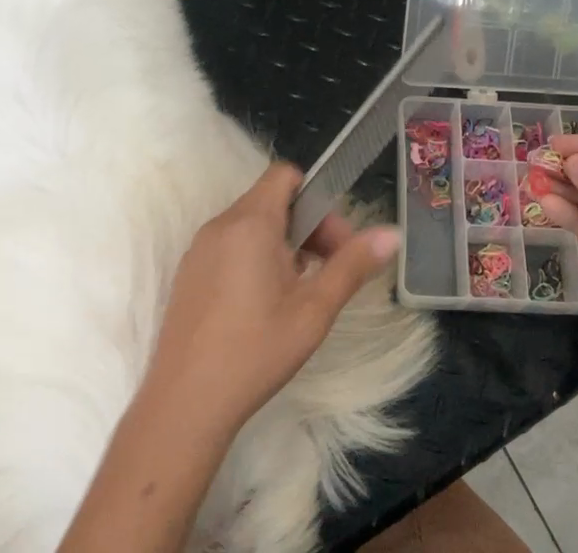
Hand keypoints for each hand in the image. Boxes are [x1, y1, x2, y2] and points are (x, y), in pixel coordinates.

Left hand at [145, 162, 400, 427]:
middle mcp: (219, 226)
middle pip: (271, 200)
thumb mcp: (315, 310)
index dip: (317, 197)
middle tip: (327, 272)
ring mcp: (198, 250)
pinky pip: (229, 246)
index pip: (285, 174)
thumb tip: (392, 234)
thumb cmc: (256, 351)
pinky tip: (264, 307)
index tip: (334, 242)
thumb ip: (353, 265)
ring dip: (283, 244)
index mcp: (250, 223)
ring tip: (297, 294)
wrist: (185, 403)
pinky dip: (254, 259)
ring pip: (250, 225)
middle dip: (307, 226)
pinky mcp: (188, 275)